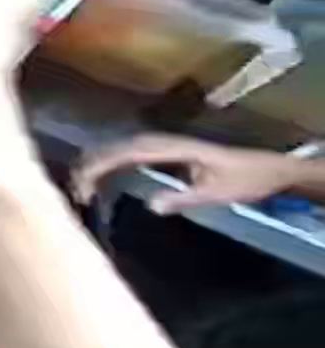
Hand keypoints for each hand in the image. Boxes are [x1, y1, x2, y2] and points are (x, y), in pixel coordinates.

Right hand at [72, 134, 300, 214]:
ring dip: (91, 166)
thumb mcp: (222, 193)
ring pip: (109, 150)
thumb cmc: (247, 179)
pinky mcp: (154, 148)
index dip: (97, 168)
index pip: (122, 154)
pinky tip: (97, 179)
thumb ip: (186, 198)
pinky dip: (102, 164)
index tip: (82, 186)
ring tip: (81, 187)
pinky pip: (118, 153)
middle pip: (109, 150)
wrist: (271, 168)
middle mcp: (157, 141)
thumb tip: (150, 207)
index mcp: (170, 148)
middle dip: (86, 169)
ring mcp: (154, 142)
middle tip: (76, 193)